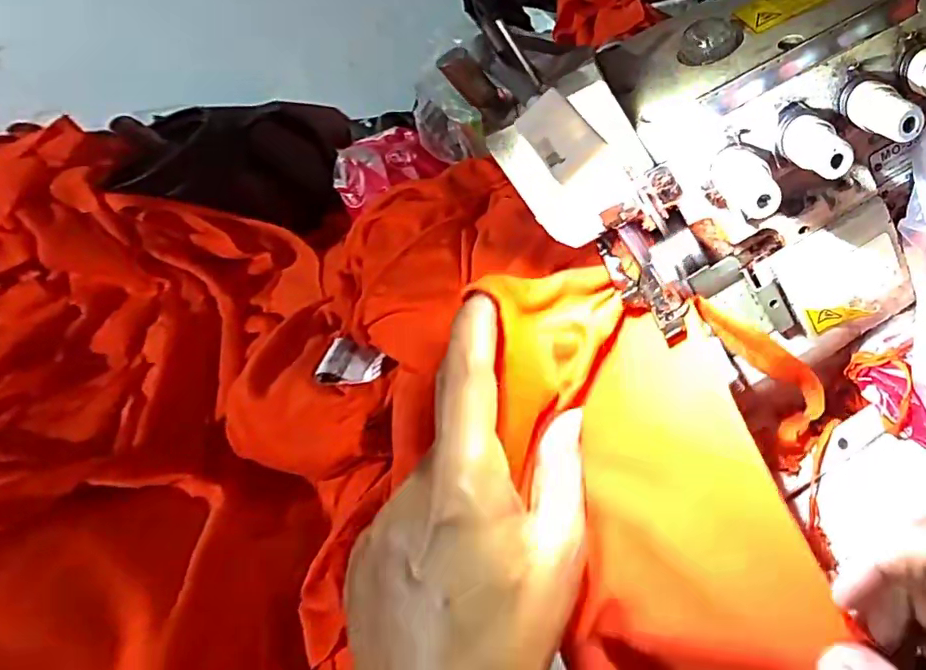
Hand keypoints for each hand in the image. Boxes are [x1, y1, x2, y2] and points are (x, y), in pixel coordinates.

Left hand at [346, 297, 585, 669]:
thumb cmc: (511, 626)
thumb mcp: (559, 547)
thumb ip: (560, 473)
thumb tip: (563, 417)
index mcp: (465, 487)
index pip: (467, 392)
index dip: (472, 339)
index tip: (478, 299)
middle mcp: (411, 498)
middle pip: (451, 433)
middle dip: (485, 424)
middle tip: (519, 443)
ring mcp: (379, 530)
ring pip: (430, 472)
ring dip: (464, 473)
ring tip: (493, 520)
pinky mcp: (363, 559)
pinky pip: (408, 505)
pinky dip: (438, 504)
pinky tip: (460, 546)